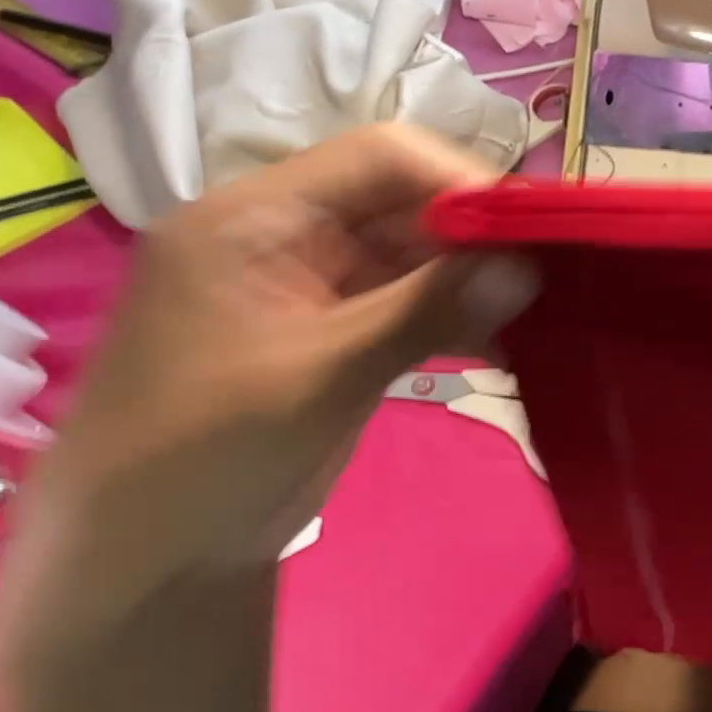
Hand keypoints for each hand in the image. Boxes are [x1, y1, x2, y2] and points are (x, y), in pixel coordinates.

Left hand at [15, 125, 537, 585]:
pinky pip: (424, 301)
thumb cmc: (209, 452)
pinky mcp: (349, 328)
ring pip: (427, 255)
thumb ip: (427, 309)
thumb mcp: (323, 372)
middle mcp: (295, 234)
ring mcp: (324, 284)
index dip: (463, 182)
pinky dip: (468, 317)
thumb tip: (529, 264)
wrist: (154, 553)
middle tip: (557, 275)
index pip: (382, 158)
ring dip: (484, 280)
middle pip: (412, 203)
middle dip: (486, 236)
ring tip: (547, 312)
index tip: (533, 232)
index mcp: (258, 217)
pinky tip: (514, 345)